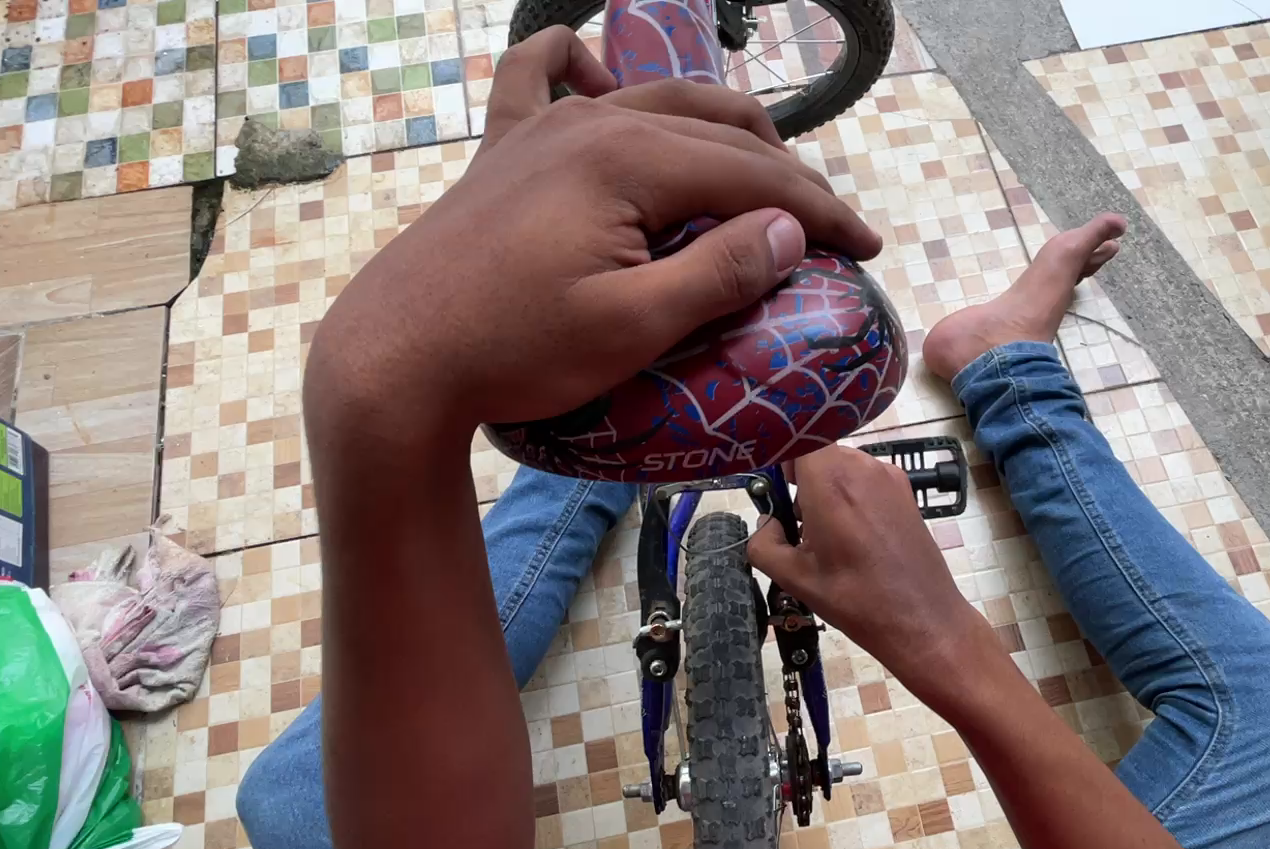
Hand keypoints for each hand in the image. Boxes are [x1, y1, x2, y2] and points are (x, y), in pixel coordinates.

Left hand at [304, 27, 882, 449]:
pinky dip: (584, 70)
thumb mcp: (632, 326)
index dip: (821, 212)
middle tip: (826, 224)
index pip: (755, 176)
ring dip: (722, 131)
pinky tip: (597, 72)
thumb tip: (790, 230)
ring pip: (658, 102)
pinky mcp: (507, 152)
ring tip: (762, 169)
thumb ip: (717, 273)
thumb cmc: (518, 350)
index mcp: (630, 161)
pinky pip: (544, 79)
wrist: (401, 357)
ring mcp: (544, 128)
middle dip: (787, 176)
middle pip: (719, 130)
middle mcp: (593, 122)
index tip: (869, 248)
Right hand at [748, 447, 985, 690]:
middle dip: (802, 479)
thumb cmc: (855, 598)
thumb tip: (768, 525)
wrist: (920, 619)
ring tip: (828, 535)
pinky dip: (852, 497)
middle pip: (820, 453)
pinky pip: (866, 480)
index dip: (781, 455)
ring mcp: (888, 476)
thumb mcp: (793, 577)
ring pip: (844, 466)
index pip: (797, 437)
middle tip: (798, 521)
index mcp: (830, 481)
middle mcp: (861, 467)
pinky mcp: (905, 491)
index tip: (776, 485)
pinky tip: (855, 537)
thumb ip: (763, 543)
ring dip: (827, 489)